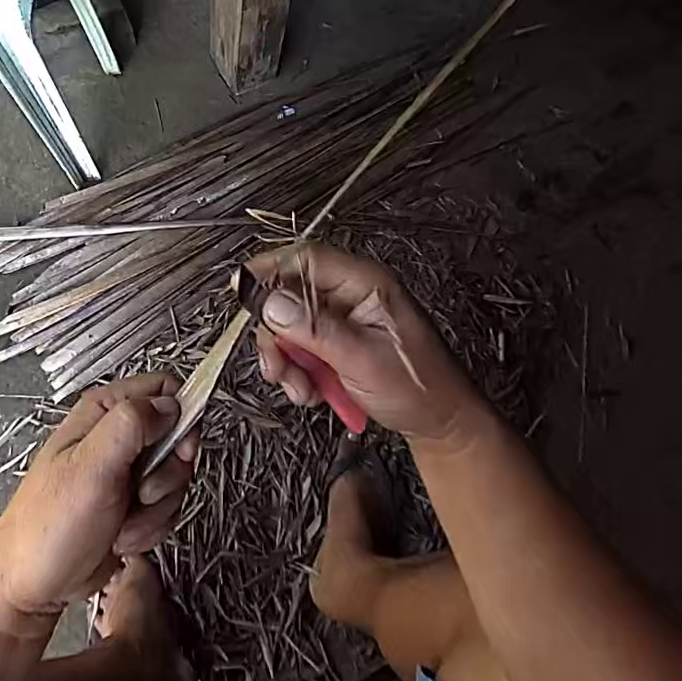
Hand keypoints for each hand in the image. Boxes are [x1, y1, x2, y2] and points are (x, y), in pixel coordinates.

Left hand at [0, 374, 198, 633]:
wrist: (31, 588)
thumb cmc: (47, 528)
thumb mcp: (91, 468)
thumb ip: (131, 425)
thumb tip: (169, 404)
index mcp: (103, 412)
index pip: (163, 390)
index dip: (180, 415)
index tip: (179, 448)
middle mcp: (116, 435)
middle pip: (176, 435)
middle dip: (168, 473)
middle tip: (143, 492)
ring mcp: (125, 469)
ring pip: (174, 474)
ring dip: (157, 507)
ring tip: (123, 520)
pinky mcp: (132, 501)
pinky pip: (167, 504)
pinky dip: (151, 526)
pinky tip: (123, 535)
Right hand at [245, 243, 484, 444]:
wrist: (440, 422)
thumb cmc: (418, 385)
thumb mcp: (362, 358)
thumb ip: (315, 329)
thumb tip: (270, 301)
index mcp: (364, 283)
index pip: (307, 258)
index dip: (270, 268)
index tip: (241, 288)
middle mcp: (349, 294)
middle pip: (289, 294)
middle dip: (276, 333)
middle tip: (276, 365)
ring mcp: (341, 319)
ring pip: (289, 324)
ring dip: (285, 359)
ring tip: (299, 388)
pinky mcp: (335, 342)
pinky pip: (300, 347)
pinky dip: (296, 370)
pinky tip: (309, 391)